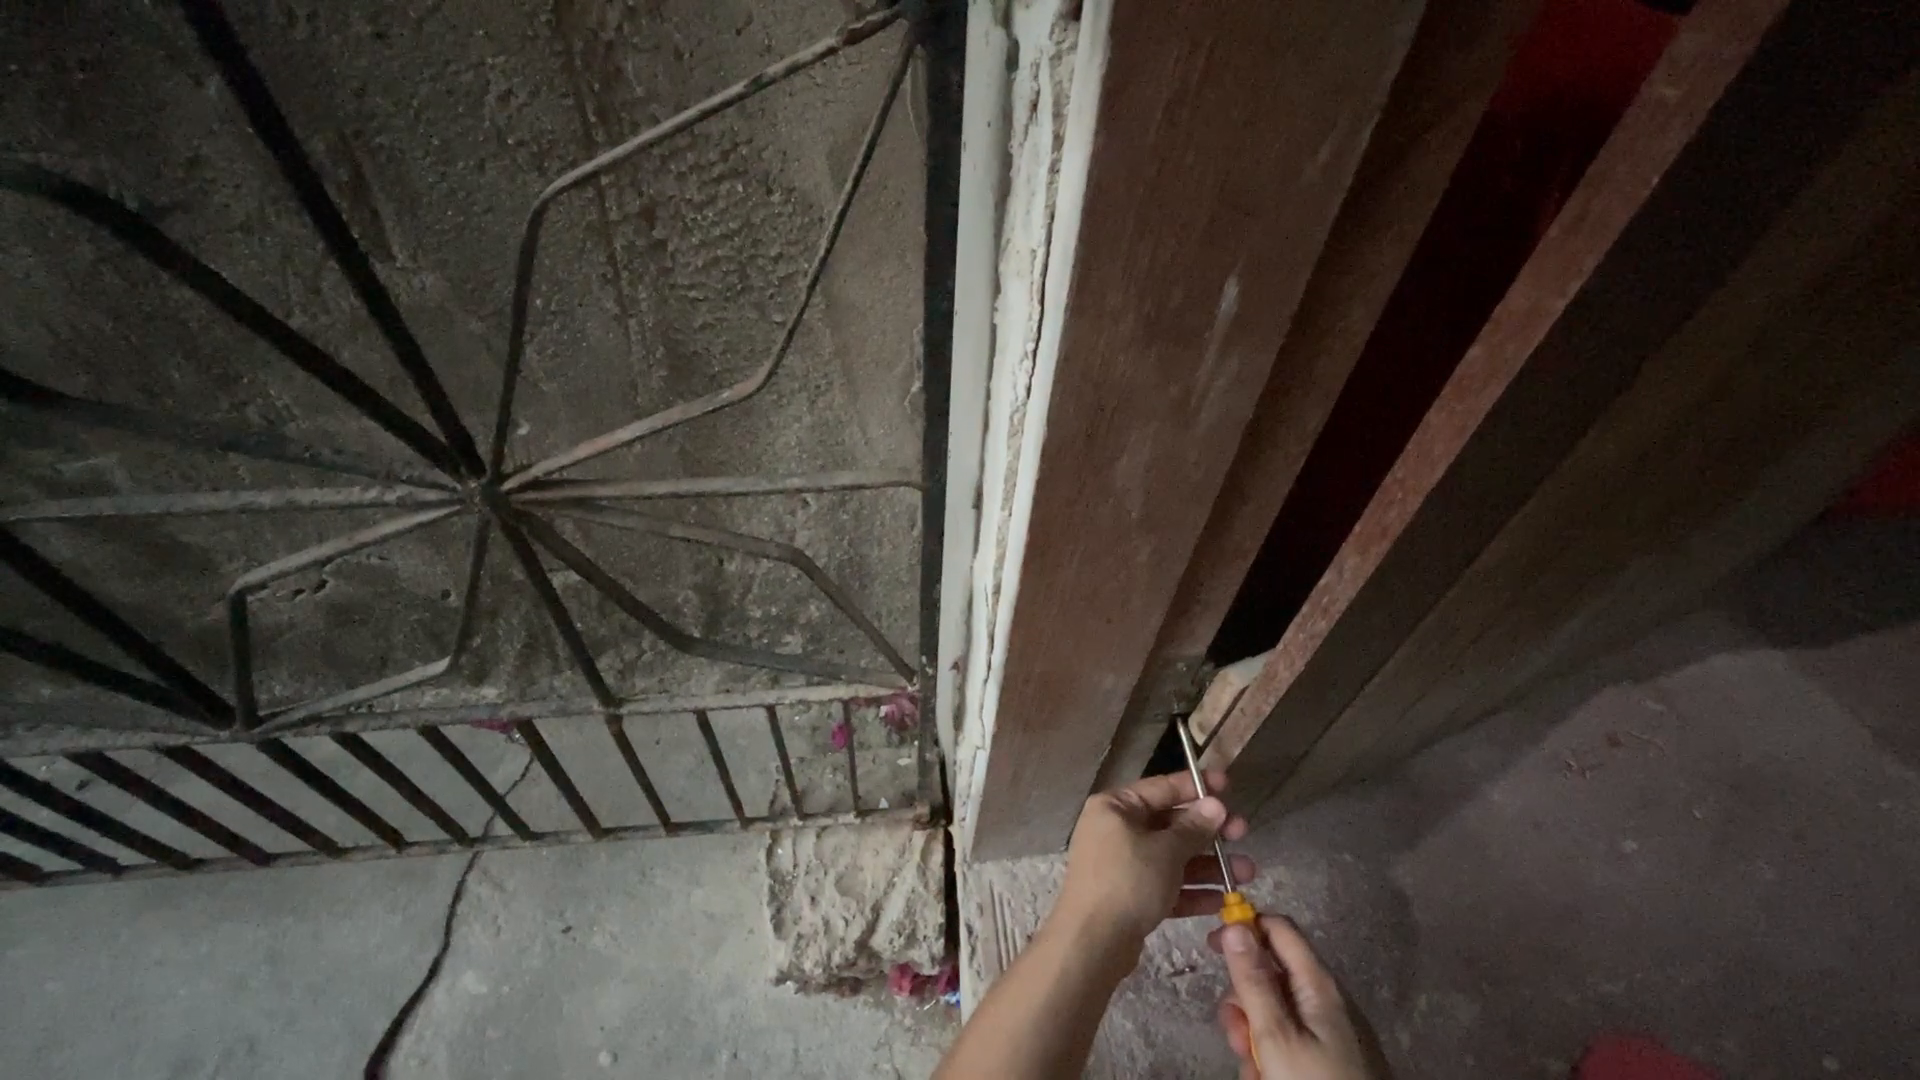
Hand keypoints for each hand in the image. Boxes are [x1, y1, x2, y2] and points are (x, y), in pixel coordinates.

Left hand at [1049, 770, 1253, 953]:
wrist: (1092, 942)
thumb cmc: (1128, 881)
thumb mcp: (1166, 851)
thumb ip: (1193, 828)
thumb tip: (1215, 805)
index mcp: (1115, 807)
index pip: (1161, 788)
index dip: (1196, 787)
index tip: (1227, 784)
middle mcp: (1115, 830)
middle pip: (1170, 824)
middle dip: (1209, 832)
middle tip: (1243, 833)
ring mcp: (1122, 864)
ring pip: (1172, 858)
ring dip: (1208, 865)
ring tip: (1247, 873)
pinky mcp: (1130, 896)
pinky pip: (1165, 885)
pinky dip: (1191, 891)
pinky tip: (1222, 901)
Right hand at [1209, 916, 1376, 1079]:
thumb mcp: (1275, 1036)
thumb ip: (1253, 980)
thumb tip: (1234, 925)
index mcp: (1319, 984)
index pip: (1279, 929)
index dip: (1244, 927)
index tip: (1211, 946)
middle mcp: (1327, 1000)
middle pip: (1272, 973)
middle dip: (1243, 997)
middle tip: (1232, 1029)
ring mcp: (1332, 1031)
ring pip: (1276, 1010)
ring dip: (1252, 1032)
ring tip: (1251, 1068)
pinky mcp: (1331, 1058)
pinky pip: (1290, 1039)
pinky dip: (1271, 1053)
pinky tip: (1265, 1077)